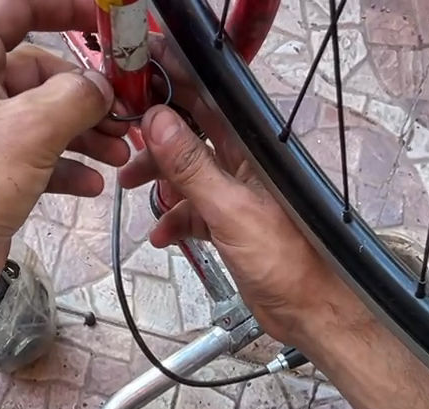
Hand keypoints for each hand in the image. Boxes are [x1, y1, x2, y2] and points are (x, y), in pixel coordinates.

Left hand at [0, 0, 130, 312]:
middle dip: (84, 96)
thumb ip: (73, 99)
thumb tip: (100, 87)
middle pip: (37, 72)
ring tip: (117, 154)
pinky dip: (65, 167)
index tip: (99, 20)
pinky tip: (91, 183)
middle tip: (121, 114)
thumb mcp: (28, 130)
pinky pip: (35, 157)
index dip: (61, 9)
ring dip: (83, 135)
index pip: (14, 8)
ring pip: (41, 118)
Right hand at [119, 84, 369, 346]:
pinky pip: (195, 213)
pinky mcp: (230, 227)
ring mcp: (236, 197)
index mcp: (252, 151)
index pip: (208, 100)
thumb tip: (158, 120)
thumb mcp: (230, 210)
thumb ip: (192, 167)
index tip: (135, 77)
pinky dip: (176, 220)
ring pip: (188, 176)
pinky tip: (162, 236)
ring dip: (160, 181)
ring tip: (131, 188)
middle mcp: (244, 167)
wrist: (306, 311)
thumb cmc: (284, 261)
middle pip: (192, 136)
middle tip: (123, 143)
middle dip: (156, 139)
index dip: (173, 84)